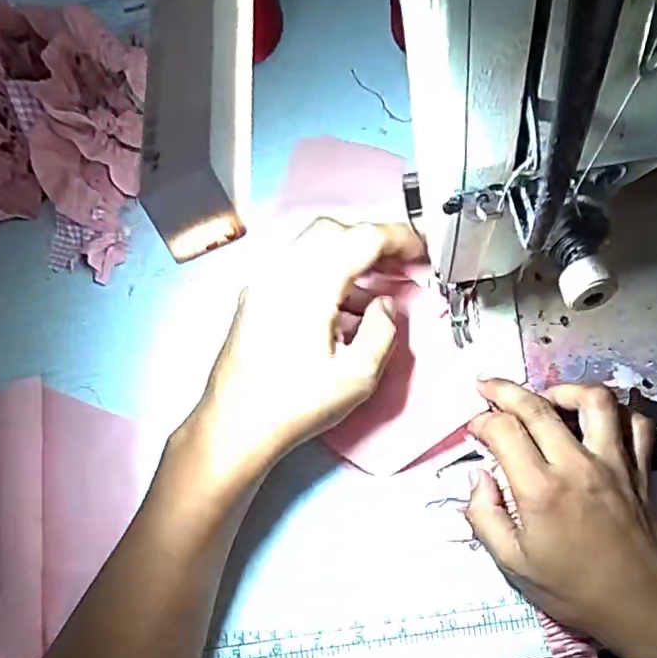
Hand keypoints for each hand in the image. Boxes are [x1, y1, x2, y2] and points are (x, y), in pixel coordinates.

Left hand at [175, 218, 425, 480]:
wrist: (236, 424)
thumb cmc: (293, 405)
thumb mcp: (358, 376)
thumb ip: (383, 331)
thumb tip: (388, 306)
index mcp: (309, 286)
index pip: (360, 239)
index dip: (397, 238)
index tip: (419, 249)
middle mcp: (282, 274)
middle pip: (333, 232)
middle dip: (373, 242)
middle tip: (402, 265)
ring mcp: (264, 284)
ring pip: (313, 249)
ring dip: (350, 260)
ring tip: (378, 292)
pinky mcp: (256, 299)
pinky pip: (298, 270)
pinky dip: (328, 275)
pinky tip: (345, 309)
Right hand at [464, 380, 656, 657]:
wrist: (640, 602)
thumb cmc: (573, 589)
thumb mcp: (514, 566)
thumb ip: (485, 518)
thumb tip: (480, 479)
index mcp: (540, 489)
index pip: (504, 431)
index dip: (482, 422)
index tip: (475, 428)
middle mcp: (577, 464)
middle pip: (539, 406)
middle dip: (506, 390)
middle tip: (488, 387)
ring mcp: (615, 462)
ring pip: (596, 400)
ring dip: (566, 390)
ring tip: (549, 399)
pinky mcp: (640, 469)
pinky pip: (637, 424)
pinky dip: (618, 414)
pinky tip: (600, 423)